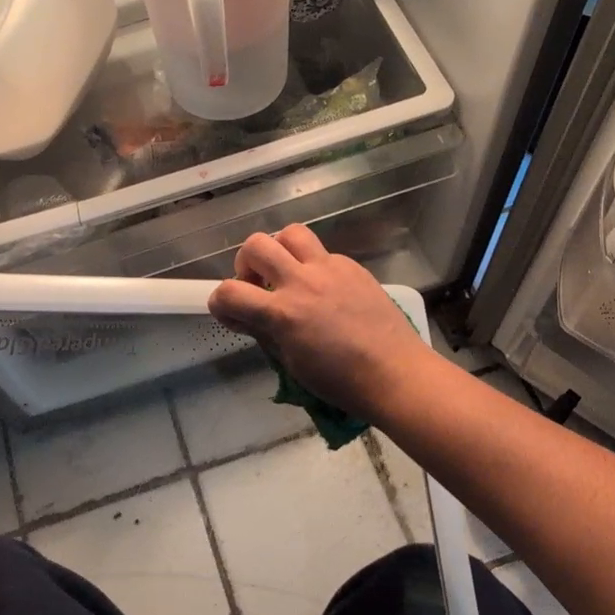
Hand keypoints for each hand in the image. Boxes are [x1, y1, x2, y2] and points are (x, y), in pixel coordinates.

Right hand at [208, 226, 443, 420]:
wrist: (394, 373)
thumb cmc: (341, 381)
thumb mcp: (292, 363)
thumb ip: (264, 332)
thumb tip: (244, 317)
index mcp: (283, 313)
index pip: (230, 293)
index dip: (219, 302)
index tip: (229, 312)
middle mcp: (303, 282)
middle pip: (256, 245)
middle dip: (246, 264)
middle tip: (256, 285)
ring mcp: (330, 269)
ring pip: (291, 233)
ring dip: (279, 249)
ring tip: (285, 273)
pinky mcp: (353, 267)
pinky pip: (322, 253)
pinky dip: (312, 265)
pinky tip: (324, 291)